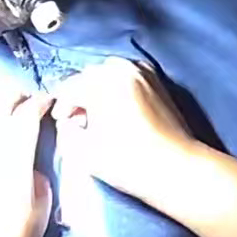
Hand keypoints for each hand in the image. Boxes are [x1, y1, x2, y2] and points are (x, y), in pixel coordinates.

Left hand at [0, 91, 54, 236]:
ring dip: (0, 108)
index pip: (29, 110)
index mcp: (12, 155)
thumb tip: (31, 159)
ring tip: (12, 121)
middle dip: (20, 96)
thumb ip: (40, 174)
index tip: (52, 104)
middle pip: (1, 99)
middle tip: (33, 106)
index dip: (44, 101)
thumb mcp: (40, 213)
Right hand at [51, 58, 200, 201]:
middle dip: (80, 94)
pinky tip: (118, 108)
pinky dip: (119, 86)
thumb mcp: (84, 152)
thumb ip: (67, 130)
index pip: (70, 87)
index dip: (61, 105)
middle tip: (76, 118)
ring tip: (97, 113)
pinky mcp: (158, 81)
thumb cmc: (128, 161)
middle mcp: (124, 69)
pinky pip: (129, 76)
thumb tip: (69, 120)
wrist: (176, 167)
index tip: (60, 121)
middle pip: (90, 75)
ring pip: (111, 73)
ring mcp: (144, 72)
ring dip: (99, 88)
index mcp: (103, 82)